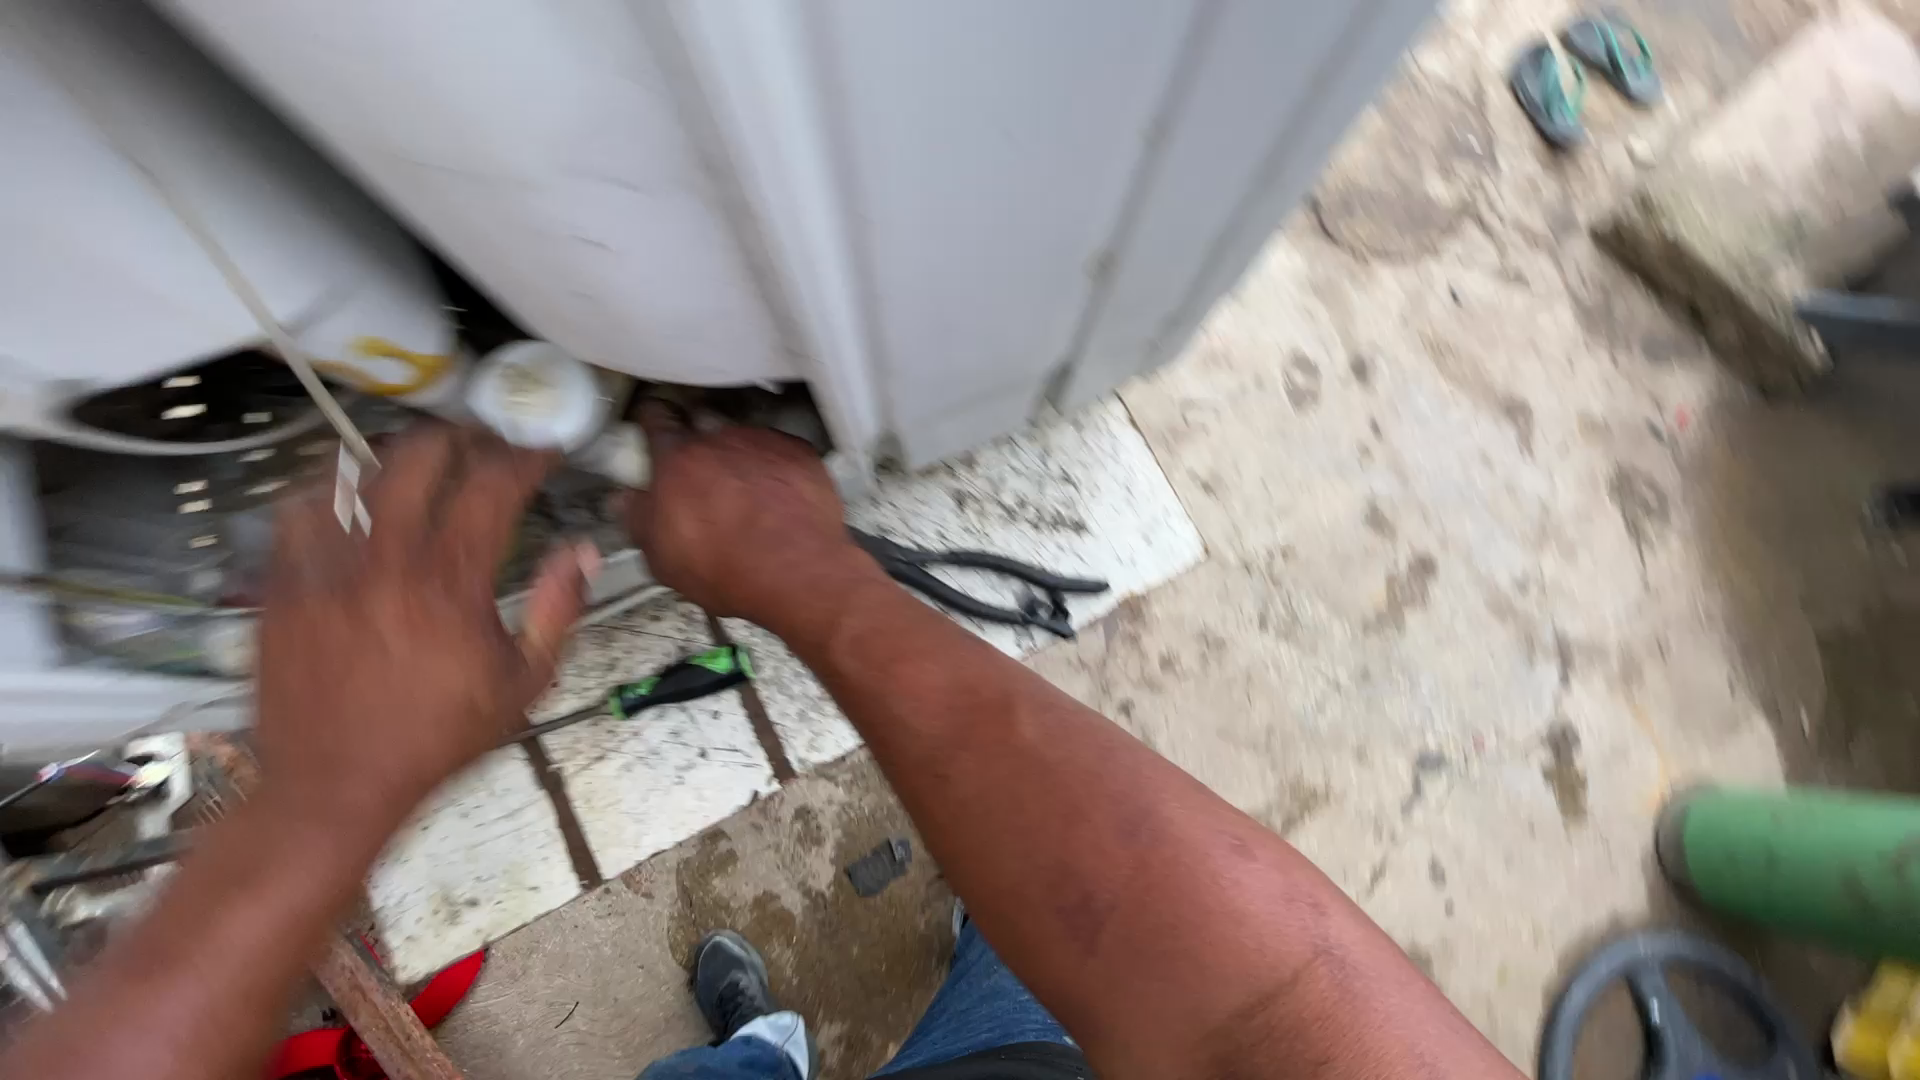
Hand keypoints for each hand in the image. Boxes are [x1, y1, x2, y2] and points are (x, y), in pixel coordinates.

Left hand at [253, 424, 595, 827]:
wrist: (336, 783)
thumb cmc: (442, 733)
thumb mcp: (527, 679)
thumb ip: (558, 607)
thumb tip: (582, 550)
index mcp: (452, 581)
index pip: (493, 489)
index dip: (524, 459)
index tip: (544, 452)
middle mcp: (386, 561)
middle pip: (418, 461)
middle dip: (460, 438)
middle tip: (484, 441)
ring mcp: (325, 571)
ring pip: (353, 477)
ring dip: (397, 457)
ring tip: (423, 459)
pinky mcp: (281, 588)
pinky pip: (296, 516)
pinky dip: (329, 493)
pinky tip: (350, 499)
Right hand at [624, 403, 879, 630]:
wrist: (794, 572)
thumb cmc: (724, 568)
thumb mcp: (661, 557)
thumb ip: (639, 519)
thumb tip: (627, 500)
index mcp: (677, 457)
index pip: (655, 418)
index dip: (654, 422)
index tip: (656, 428)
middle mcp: (720, 438)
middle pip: (704, 428)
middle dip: (703, 448)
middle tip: (708, 480)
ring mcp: (765, 442)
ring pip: (746, 441)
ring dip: (744, 459)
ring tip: (752, 495)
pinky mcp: (801, 453)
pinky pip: (782, 453)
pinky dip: (779, 469)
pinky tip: (783, 498)